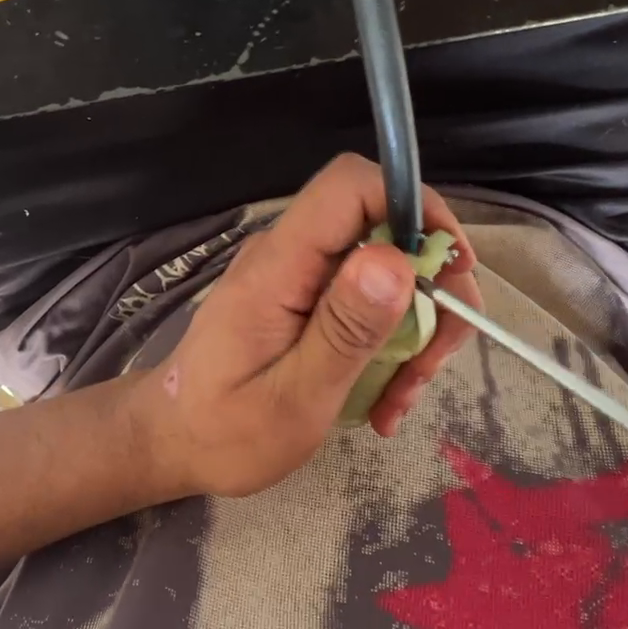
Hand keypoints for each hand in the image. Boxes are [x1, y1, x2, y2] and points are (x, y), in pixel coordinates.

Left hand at [128, 154, 482, 498]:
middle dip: (427, 292)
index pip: (349, 187)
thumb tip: (396, 259)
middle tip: (430, 367)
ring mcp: (295, 278)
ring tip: (399, 402)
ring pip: (383, 273)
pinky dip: (388, 346)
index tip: (453, 273)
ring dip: (413, 333)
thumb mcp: (294, 397)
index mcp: (278, 266)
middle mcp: (287, 256)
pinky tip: (383, 401)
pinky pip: (364, 303)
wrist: (174, 442)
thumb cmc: (225, 431)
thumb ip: (344, 328)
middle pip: (381, 229)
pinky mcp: (302, 302)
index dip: (414, 207)